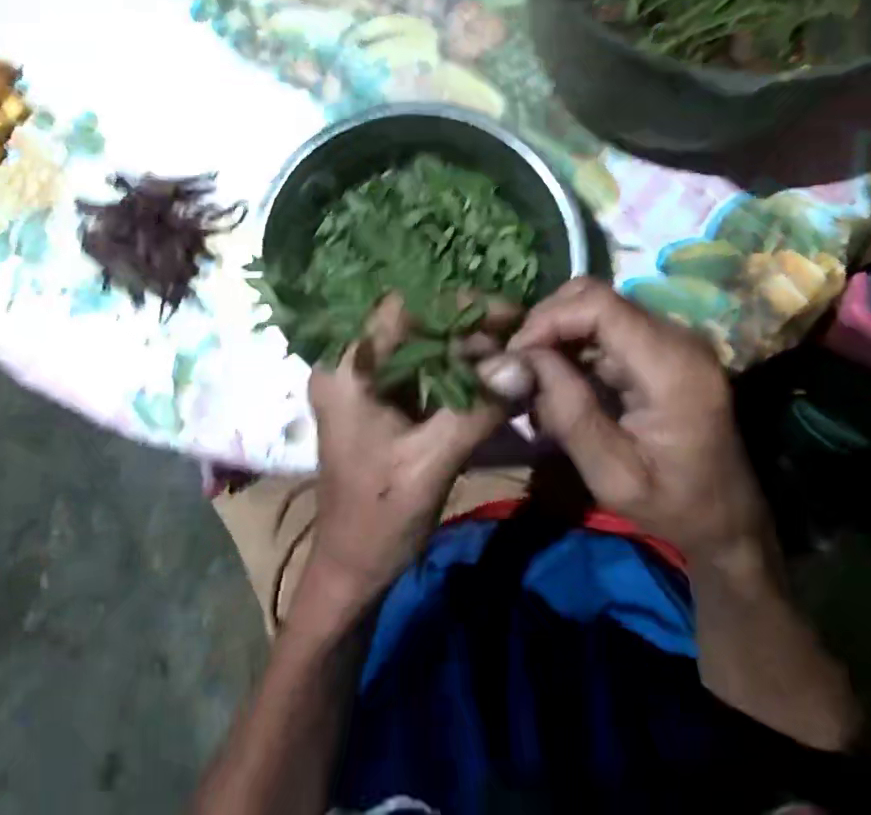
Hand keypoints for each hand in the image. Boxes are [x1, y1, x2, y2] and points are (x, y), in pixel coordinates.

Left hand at [303, 296, 504, 617]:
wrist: (353, 566)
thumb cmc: (379, 518)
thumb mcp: (431, 463)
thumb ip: (475, 410)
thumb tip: (524, 363)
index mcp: (346, 370)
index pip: (400, 309)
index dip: (455, 304)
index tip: (507, 314)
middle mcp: (349, 364)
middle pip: (411, 321)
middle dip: (466, 325)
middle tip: (516, 336)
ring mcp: (364, 382)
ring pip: (419, 343)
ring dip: (464, 346)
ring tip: (511, 353)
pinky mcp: (380, 401)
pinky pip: (421, 369)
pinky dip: (455, 369)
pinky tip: (489, 375)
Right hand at [508, 278, 771, 566]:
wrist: (728, 520)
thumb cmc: (673, 506)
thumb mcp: (612, 475)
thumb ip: (568, 413)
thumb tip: (521, 360)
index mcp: (672, 368)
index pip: (598, 305)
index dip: (547, 319)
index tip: (516, 356)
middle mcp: (677, 339)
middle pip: (595, 295)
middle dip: (546, 322)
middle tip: (520, 364)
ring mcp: (673, 340)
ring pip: (596, 305)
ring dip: (557, 332)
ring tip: (535, 374)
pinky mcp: (663, 348)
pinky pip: (607, 325)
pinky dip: (573, 342)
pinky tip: (559, 378)